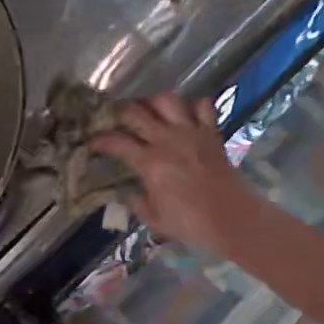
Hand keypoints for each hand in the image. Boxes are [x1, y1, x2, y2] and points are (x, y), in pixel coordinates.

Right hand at [92, 92, 264, 256]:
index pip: (117, 142)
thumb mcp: (155, 219)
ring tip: (148, 111)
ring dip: (153, 102)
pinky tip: (185, 117)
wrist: (232, 218)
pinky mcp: (211, 132)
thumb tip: (126, 191)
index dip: (100, 140)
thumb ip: (137, 202)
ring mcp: (191, 132)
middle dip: (120, 112)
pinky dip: (191, 106)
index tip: (91, 143)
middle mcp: (167, 140)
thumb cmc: (190, 224)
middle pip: (136, 112)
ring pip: (166, 100)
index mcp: (150, 163)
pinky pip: (201, 106)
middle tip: (115, 118)